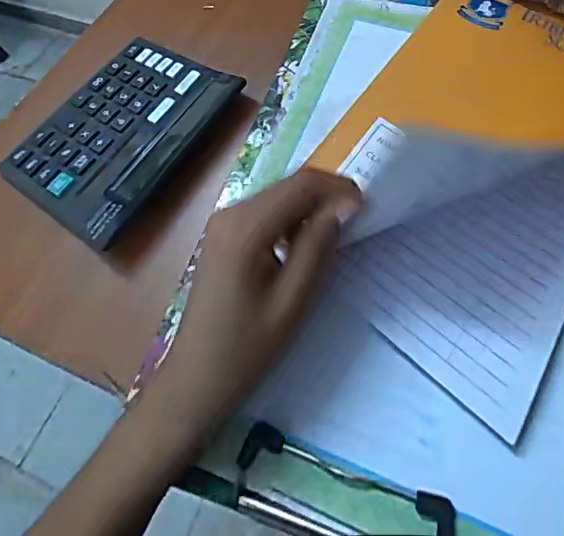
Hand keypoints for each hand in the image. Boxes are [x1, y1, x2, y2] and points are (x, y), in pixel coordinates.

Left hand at [142, 168, 361, 439]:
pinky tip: (302, 244)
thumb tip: (344, 205)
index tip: (367, 207)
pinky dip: (290, 218)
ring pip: (278, 196)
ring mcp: (224, 220)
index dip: (337, 189)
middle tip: (358, 219)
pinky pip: (265, 211)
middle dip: (325, 195)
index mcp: (245, 227)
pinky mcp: (224, 232)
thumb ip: (318, 248)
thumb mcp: (292, 301)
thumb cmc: (246, 347)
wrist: (196, 377)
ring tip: (336, 233)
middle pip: (287, 185)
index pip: (299, 185)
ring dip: (309, 207)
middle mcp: (230, 212)